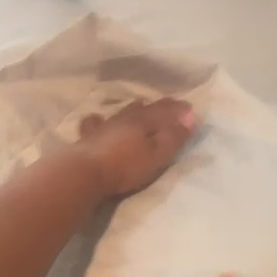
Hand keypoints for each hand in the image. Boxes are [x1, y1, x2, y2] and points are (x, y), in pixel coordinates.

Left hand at [73, 98, 197, 196]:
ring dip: (133, 109)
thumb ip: (174, 136)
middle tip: (168, 104)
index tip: (189, 107)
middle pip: (144, 109)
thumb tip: (191, 117)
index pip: (165, 111)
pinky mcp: (88, 137)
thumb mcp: (157, 154)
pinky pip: (95, 123)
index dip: (177, 109)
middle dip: (158, 107)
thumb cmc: (125, 165)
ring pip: (122, 112)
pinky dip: (100, 119)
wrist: (85, 172)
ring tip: (140, 105)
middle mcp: (124, 118)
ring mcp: (104, 126)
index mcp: (143, 121)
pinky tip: (97, 118)